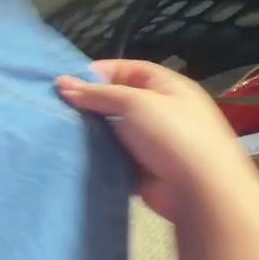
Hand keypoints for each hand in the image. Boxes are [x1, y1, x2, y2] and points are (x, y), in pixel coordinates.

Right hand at [55, 60, 258, 224]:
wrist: (199, 191)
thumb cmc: (172, 135)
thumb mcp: (133, 103)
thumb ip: (96, 93)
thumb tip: (61, 83)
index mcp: (168, 87)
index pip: (128, 69)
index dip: (99, 72)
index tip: (68, 82)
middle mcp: (161, 109)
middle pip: (117, 98)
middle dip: (90, 102)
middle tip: (58, 105)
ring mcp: (152, 139)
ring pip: (112, 127)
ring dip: (91, 128)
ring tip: (60, 127)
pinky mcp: (142, 164)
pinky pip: (113, 152)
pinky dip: (97, 152)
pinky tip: (74, 150)